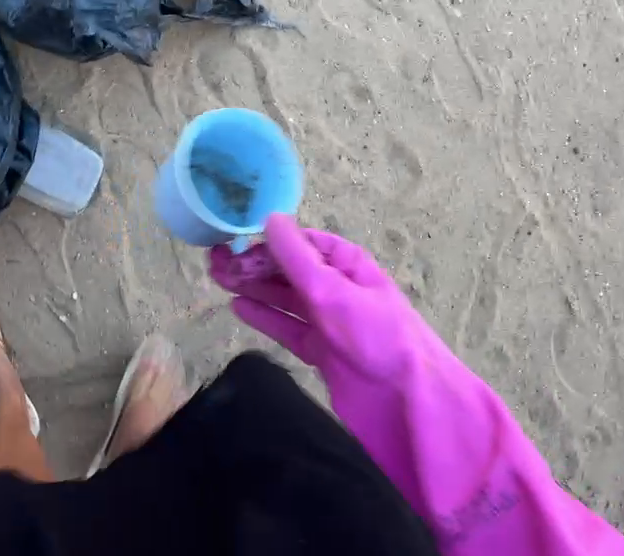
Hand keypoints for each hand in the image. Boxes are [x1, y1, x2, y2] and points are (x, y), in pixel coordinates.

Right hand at [209, 212, 436, 385]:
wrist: (408, 405)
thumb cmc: (376, 336)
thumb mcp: (333, 290)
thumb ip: (297, 256)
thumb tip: (269, 218)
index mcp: (347, 264)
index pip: (301, 242)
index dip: (268, 241)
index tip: (234, 241)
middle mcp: (336, 287)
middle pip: (288, 269)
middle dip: (254, 264)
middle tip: (214, 262)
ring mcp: (328, 320)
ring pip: (283, 297)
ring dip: (253, 288)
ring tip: (217, 279)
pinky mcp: (320, 350)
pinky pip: (286, 327)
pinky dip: (263, 317)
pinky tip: (238, 307)